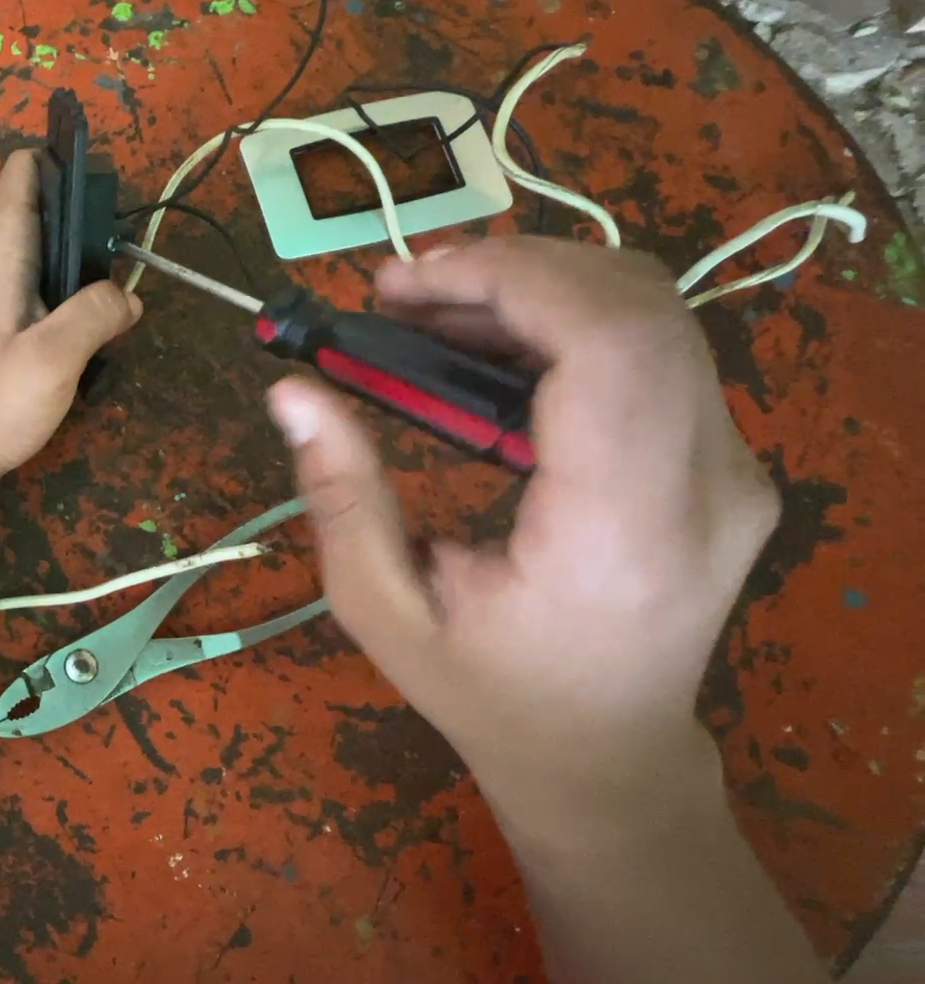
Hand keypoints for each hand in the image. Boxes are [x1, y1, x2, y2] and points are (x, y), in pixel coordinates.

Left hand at [0, 151, 141, 491]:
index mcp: (1, 255)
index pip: (21, 174)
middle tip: (123, 254)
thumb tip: (129, 295)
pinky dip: (74, 292)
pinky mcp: (6, 323)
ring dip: (85, 260)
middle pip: (43, 208)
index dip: (59, 161)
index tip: (102, 186)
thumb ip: (96, 314)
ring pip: (49, 252)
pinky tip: (95, 324)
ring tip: (117, 292)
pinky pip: (46, 288)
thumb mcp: (54, 356)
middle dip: (86, 217)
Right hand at [268, 238, 779, 837]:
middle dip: (509, 270)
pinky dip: (558, 321)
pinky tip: (479, 344)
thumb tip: (290, 392)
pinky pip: (647, 349)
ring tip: (424, 311)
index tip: (402, 285)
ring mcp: (730, 467)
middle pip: (638, 309)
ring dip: (530, 288)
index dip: (512, 283)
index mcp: (621, 530)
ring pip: (651, 313)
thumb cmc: (482, 688)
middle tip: (396, 291)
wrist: (601, 751)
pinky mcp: (718, 458)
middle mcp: (707, 484)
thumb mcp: (379, 605)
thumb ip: (340, 494)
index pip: (611, 349)